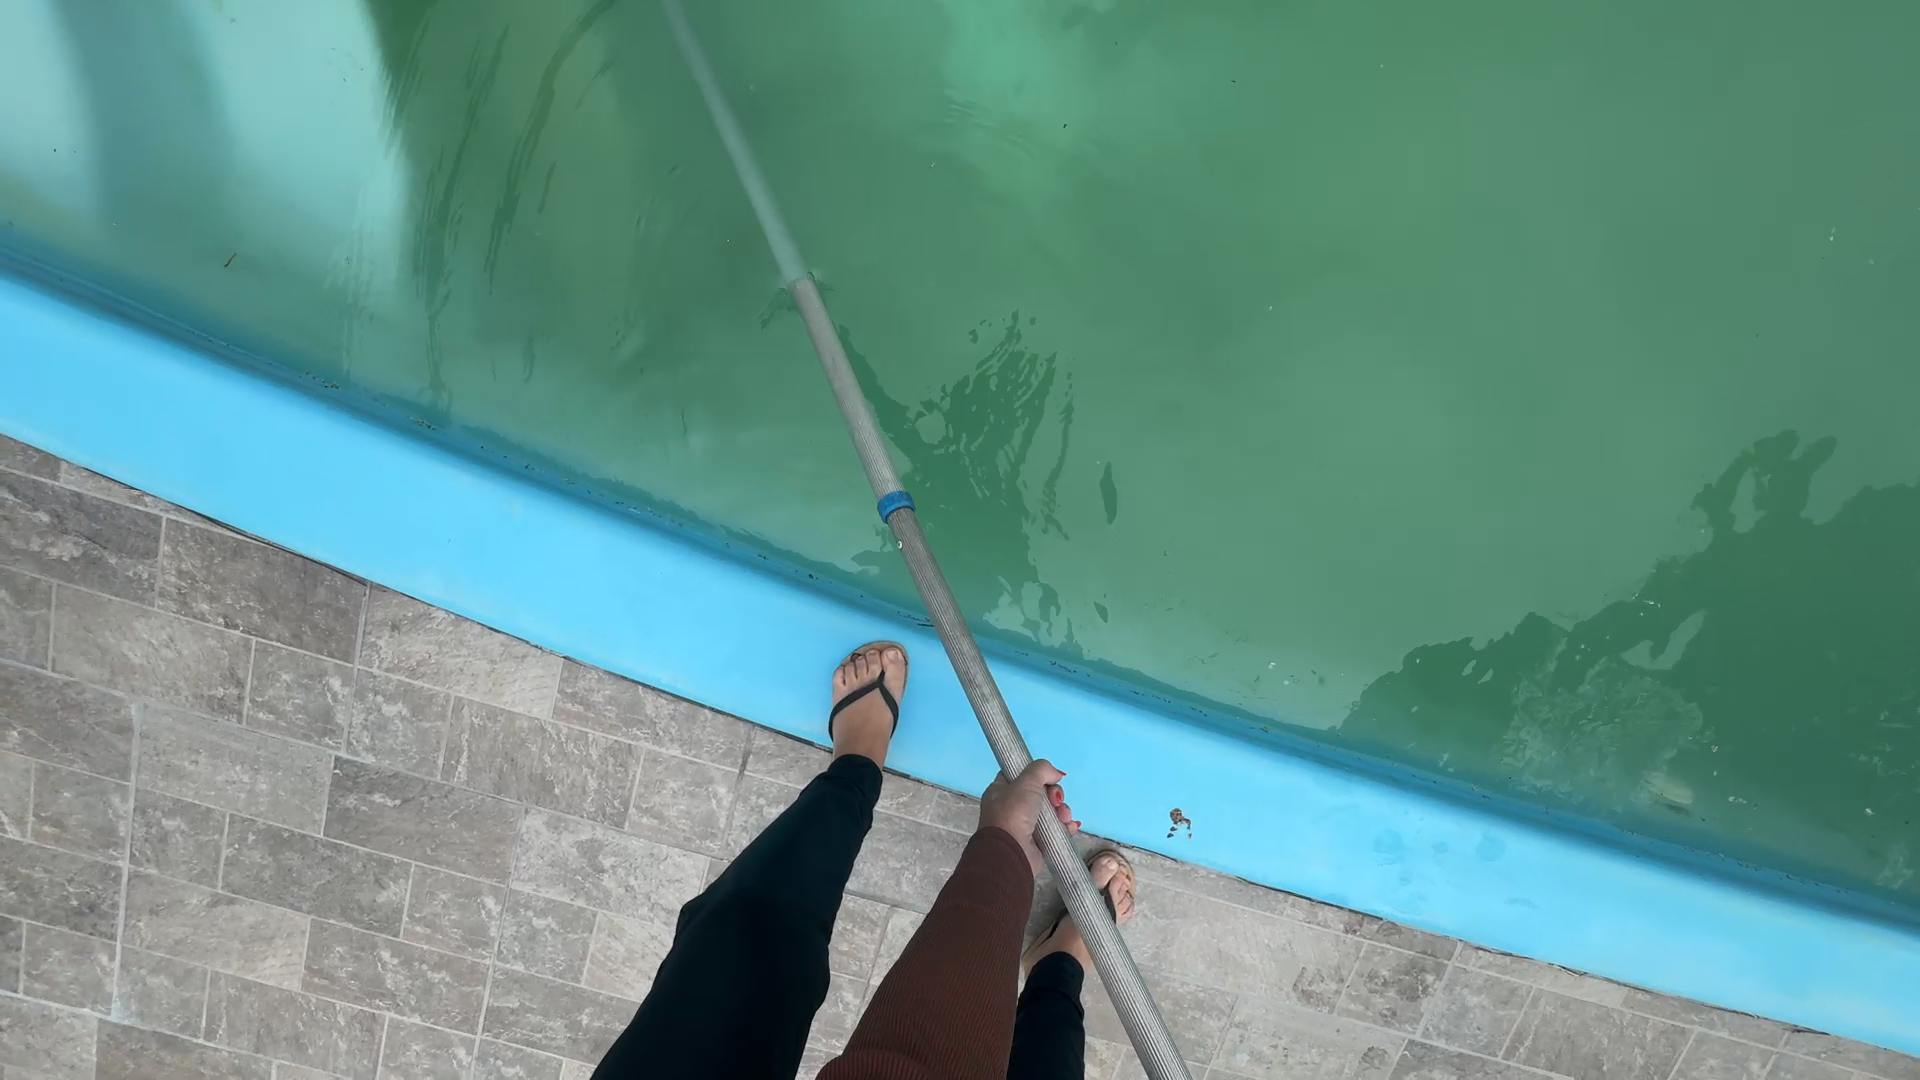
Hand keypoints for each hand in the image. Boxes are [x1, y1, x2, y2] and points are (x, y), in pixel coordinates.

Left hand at [978, 759, 1078, 873]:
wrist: (1012, 852)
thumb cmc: (1013, 812)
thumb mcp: (1026, 781)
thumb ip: (1042, 769)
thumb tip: (1055, 773)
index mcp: (1002, 790)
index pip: (1021, 775)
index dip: (1038, 774)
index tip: (1052, 778)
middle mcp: (1012, 807)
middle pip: (1041, 792)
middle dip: (1055, 795)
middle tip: (1056, 801)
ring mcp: (1025, 825)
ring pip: (1051, 811)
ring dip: (1063, 811)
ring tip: (1064, 818)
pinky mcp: (1039, 842)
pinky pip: (1056, 829)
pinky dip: (1065, 827)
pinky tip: (1070, 827)